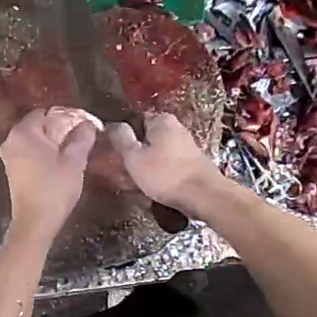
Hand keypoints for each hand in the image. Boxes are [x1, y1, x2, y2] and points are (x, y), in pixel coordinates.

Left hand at [0, 107, 98, 245]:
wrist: (35, 223)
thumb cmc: (54, 189)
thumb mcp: (74, 161)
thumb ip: (82, 138)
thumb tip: (88, 124)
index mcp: (23, 132)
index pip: (47, 112)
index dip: (67, 116)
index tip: (84, 125)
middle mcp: (11, 140)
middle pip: (39, 125)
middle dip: (60, 129)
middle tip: (82, 138)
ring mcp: (9, 157)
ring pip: (35, 140)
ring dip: (53, 143)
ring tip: (74, 151)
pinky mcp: (12, 171)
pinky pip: (30, 153)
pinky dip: (44, 154)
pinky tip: (59, 163)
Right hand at [105, 113, 227, 215]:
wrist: (204, 196)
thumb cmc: (165, 174)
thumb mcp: (134, 157)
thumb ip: (121, 138)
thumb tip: (113, 124)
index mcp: (162, 120)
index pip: (135, 122)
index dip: (123, 138)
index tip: (115, 153)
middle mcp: (177, 128)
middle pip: (147, 140)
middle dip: (136, 155)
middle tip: (124, 173)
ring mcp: (187, 146)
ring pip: (158, 155)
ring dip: (147, 168)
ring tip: (137, 185)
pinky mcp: (193, 164)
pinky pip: (169, 167)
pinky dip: (161, 176)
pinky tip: (154, 189)